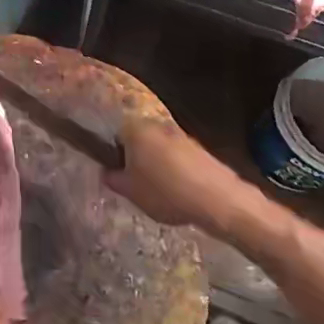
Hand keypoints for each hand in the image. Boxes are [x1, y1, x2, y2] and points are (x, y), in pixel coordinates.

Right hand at [104, 117, 254, 234]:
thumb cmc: (164, 192)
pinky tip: (178, 193)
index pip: (115, 135)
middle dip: (136, 160)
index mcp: (136, 129)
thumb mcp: (129, 191)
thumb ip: (113, 179)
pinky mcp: (200, 149)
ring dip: (157, 166)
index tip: (115, 174)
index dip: (112, 155)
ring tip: (157, 193)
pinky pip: (179, 159)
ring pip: (160, 150)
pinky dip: (175, 171)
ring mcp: (182, 136)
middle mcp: (159, 125)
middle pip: (140, 141)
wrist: (216, 198)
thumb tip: (108, 172)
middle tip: (134, 185)